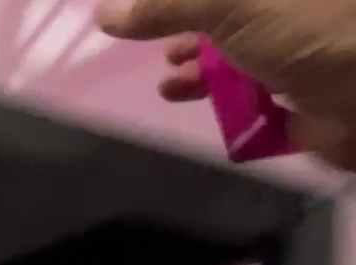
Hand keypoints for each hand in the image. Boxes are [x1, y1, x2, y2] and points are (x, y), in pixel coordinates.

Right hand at [99, 0, 355, 165]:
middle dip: (190, 21)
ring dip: (196, 59)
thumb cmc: (319, 22)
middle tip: (161, 37)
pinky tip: (182, 93)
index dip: (180, 0)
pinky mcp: (303, 76)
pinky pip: (249, 77)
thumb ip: (169, 6)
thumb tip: (107, 14)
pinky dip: (212, 87)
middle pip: (234, 9)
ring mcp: (308, 38)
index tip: (152, 11)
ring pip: (240, 41)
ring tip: (170, 73)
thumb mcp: (235, 3)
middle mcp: (305, 4)